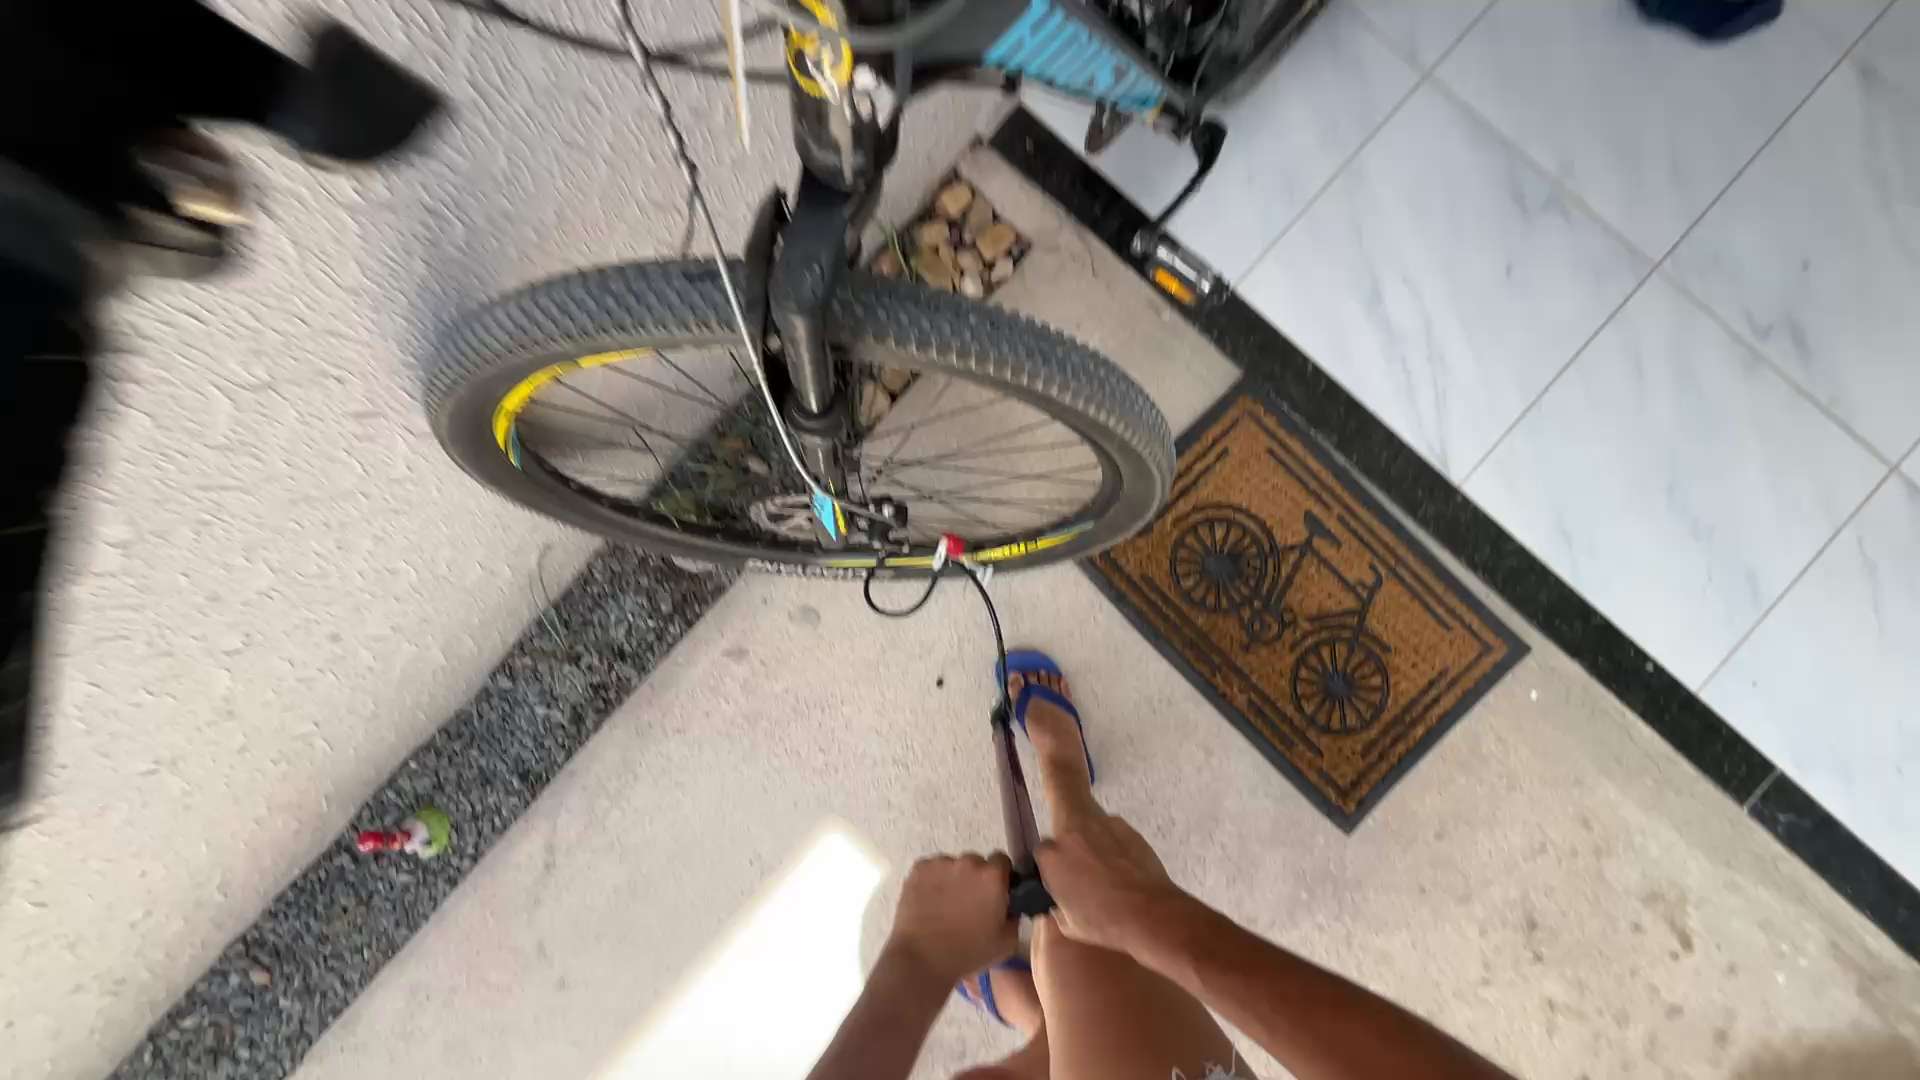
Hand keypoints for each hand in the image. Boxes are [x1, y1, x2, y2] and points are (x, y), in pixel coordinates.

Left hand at [885, 853, 1017, 984]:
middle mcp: (968, 862)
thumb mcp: (1006, 943)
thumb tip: (1010, 906)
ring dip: (953, 879)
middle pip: (976, 863)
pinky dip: (932, 880)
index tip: (994, 893)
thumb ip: (1015, 917)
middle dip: (975, 879)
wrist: (923, 959)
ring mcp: (941, 862)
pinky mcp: (919, 868)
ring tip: (945, 905)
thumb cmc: (969, 952)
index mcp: (992, 876)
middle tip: (969, 903)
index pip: (1002, 861)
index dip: (1000, 876)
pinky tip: (929, 901)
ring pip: (952, 866)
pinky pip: (931, 869)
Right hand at [1035, 810, 1191, 953]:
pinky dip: (1114, 844)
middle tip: (1084, 869)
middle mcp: (1071, 834)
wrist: (1148, 913)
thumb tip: (1059, 901)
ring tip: (1107, 868)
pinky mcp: (1123, 825)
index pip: (1042, 851)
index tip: (1062, 877)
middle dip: (1070, 847)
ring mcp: (1098, 824)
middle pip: (1063, 832)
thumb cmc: (1105, 923)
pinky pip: (1111, 831)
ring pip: (1088, 828)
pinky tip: (1124, 865)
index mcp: (1051, 857)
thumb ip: (1057, 903)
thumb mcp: (1068, 923)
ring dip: (1092, 843)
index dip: (1052, 864)